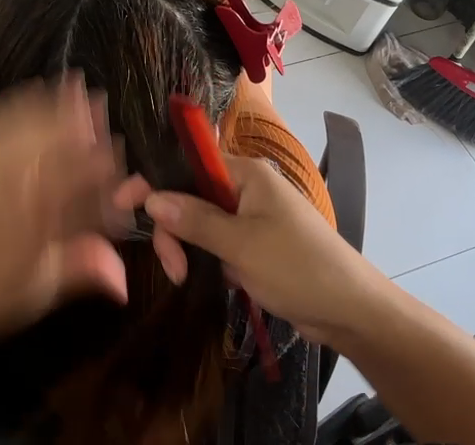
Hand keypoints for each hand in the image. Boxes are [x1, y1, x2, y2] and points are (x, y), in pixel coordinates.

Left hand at [0, 72, 126, 349]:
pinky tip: (30, 91)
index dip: (101, 160)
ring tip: (73, 85)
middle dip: (79, 120)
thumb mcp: (41, 287)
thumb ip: (82, 269)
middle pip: (52, 141)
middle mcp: (12, 184)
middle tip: (100, 103)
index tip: (118, 150)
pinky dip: (16, 106)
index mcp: (36, 215)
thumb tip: (124, 279)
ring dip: (51, 106)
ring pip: (25, 128)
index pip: (78, 176)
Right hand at [115, 155, 365, 345]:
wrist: (351, 311)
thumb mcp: (241, 244)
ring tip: (187, 277)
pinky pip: (215, 240)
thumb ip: (194, 219)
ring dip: (186, 246)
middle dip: (172, 227)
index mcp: (245, 173)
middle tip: (173, 268)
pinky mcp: (253, 243)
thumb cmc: (298, 267)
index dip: (153, 180)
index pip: (186, 163)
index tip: (122, 204)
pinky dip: (204, 257)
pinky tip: (204, 278)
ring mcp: (250, 215)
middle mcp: (245, 187)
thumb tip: (151, 197)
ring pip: (198, 221)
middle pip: (188, 194)